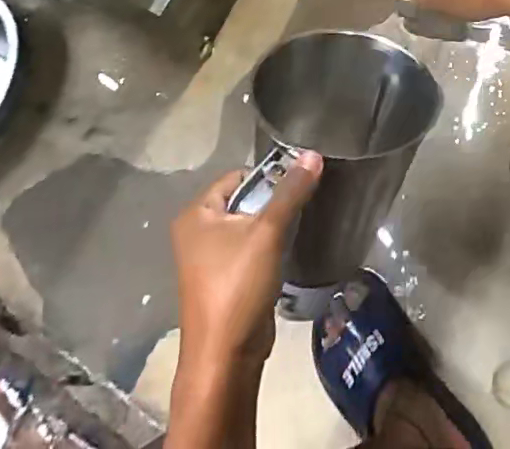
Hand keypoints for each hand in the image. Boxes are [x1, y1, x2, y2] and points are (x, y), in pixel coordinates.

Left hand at [170, 152, 322, 364]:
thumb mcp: (268, 231)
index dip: (269, 175)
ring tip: (302, 221)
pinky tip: (290, 248)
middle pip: (245, 199)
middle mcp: (197, 233)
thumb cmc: (238, 285)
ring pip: (250, 224)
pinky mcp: (225, 278)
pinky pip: (251, 247)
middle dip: (274, 198)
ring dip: (275, 222)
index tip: (299, 181)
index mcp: (196, 215)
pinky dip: (270, 244)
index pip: (238, 176)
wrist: (225, 356)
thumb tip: (313, 154)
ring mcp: (209, 258)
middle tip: (305, 199)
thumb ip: (291, 191)